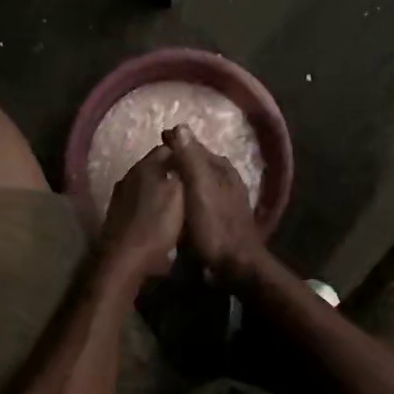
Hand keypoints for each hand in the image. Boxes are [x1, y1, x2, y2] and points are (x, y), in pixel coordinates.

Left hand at [98, 145, 184, 283]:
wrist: (124, 259)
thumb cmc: (156, 225)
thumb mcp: (179, 195)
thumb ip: (182, 172)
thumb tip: (185, 157)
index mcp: (145, 167)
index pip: (167, 148)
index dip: (184, 156)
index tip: (198, 168)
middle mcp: (129, 176)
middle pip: (155, 166)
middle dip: (172, 173)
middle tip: (191, 187)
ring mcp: (120, 195)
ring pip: (145, 184)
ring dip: (160, 190)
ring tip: (178, 204)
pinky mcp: (116, 214)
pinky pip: (138, 201)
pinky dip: (150, 204)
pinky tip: (159, 217)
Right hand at [163, 125, 263, 286]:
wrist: (235, 266)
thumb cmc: (215, 227)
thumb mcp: (200, 189)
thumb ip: (191, 159)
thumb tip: (180, 127)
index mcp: (223, 171)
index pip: (197, 148)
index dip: (178, 142)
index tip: (159, 138)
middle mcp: (227, 182)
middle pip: (200, 165)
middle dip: (181, 160)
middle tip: (158, 161)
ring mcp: (226, 203)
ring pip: (201, 184)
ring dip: (185, 180)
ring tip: (164, 182)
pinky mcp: (222, 221)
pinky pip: (201, 202)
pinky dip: (189, 198)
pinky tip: (177, 206)